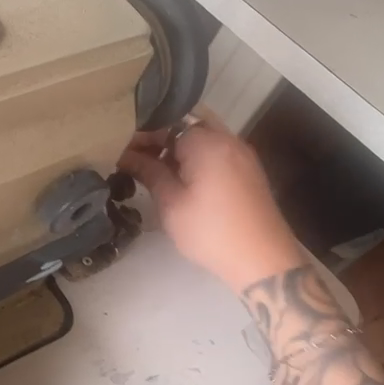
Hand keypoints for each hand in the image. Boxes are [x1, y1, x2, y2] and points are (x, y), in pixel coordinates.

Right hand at [118, 123, 305, 292]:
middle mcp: (228, 140)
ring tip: (154, 169)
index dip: (140, 137)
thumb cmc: (210, 231)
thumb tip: (126, 156)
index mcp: (207, 143)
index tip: (120, 153)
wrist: (263, 261)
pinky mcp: (248, 170)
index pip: (165, 124)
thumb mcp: (170, 203)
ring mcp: (241, 154)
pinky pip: (216, 150)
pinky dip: (195, 156)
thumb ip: (149, 172)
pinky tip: (180, 178)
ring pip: (202, 136)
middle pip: (186, 124)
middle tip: (137, 158)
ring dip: (177, 147)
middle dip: (160, 137)